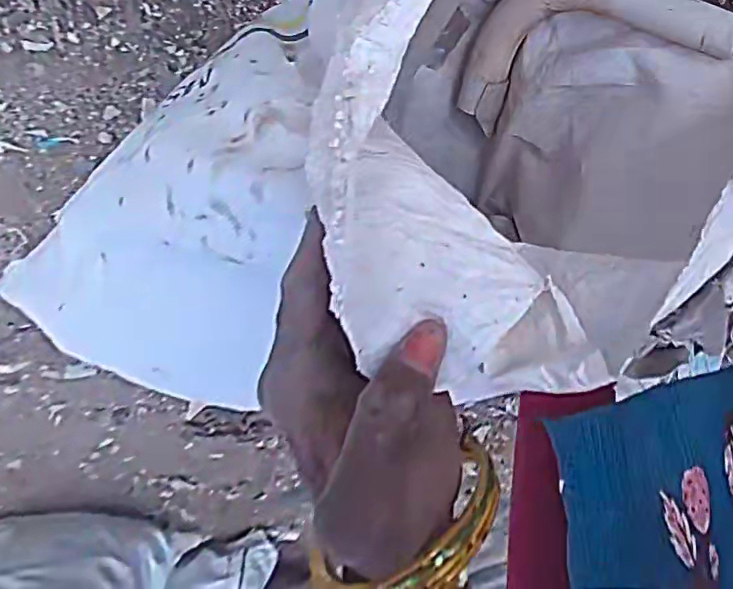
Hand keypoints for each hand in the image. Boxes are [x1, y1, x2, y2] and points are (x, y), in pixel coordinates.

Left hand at [259, 214, 462, 579]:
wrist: (404, 541)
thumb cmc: (375, 508)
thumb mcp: (373, 463)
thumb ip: (393, 397)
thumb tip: (427, 328)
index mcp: (297, 373)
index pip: (302, 291)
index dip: (316, 242)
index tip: (339, 194)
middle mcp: (318, 356)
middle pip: (328, 282)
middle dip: (350, 237)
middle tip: (384, 192)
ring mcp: (353, 356)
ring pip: (360, 290)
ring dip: (382, 256)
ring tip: (412, 214)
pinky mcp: (386, 360)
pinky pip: (391, 307)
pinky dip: (409, 282)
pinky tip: (436, 262)